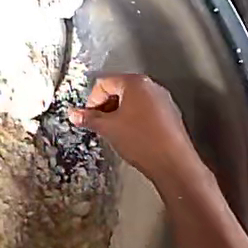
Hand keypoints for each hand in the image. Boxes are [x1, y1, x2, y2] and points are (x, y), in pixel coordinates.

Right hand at [71, 74, 203, 186]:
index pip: (103, 82)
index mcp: (135, 83)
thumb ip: (89, 118)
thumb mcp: (108, 128)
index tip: (89, 116)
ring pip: (132, 101)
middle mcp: (151, 86)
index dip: (92, 100)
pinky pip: (146, 110)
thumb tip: (74, 114)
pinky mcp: (170, 115)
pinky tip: (132, 137)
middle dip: (106, 106)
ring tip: (116, 132)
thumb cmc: (142, 141)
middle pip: (119, 89)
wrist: (173, 164)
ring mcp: (163, 100)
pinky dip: (135, 119)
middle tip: (100, 124)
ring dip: (120, 113)